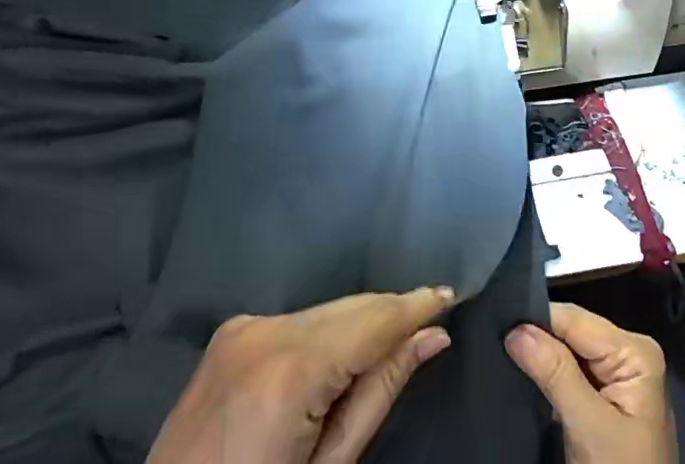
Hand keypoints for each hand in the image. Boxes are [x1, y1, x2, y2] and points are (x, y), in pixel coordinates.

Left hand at [147, 287, 454, 463]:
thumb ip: (381, 391)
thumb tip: (432, 336)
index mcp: (290, 372)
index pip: (374, 321)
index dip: (416, 305)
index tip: (453, 293)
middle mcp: (266, 333)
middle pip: (353, 308)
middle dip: (392, 314)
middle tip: (431, 323)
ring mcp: (243, 328)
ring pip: (329, 309)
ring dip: (362, 322)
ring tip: (387, 347)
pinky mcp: (231, 331)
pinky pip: (300, 319)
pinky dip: (328, 330)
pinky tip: (340, 355)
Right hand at [505, 302, 675, 463]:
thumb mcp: (590, 427)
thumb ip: (556, 374)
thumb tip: (516, 329)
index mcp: (635, 350)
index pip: (577, 320)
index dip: (537, 319)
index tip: (497, 323)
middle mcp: (628, 352)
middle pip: (573, 332)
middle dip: (537, 335)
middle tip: (494, 337)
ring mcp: (617, 374)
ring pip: (568, 351)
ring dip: (539, 354)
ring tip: (500, 349)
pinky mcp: (604, 396)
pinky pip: (570, 372)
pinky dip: (547, 374)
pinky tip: (522, 372)